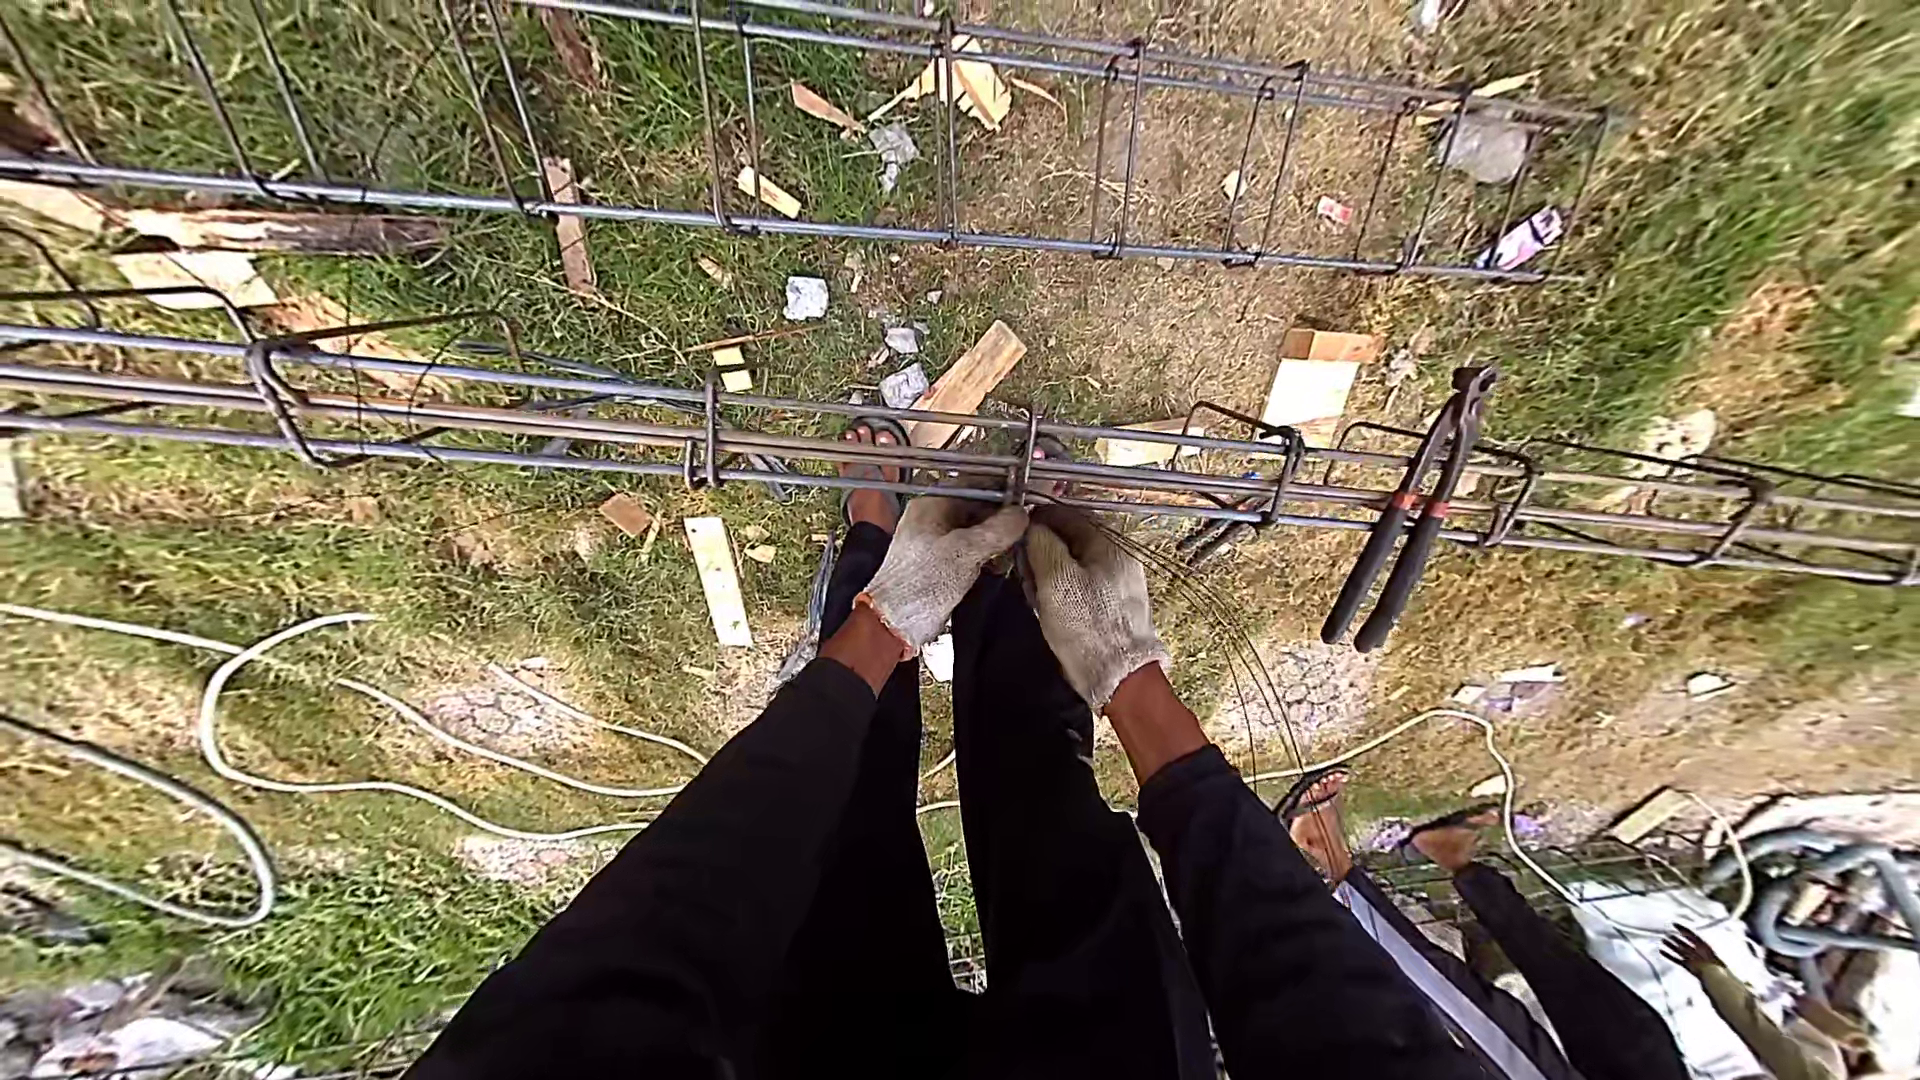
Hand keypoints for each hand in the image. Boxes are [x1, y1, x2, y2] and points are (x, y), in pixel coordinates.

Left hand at [857, 497, 1026, 654]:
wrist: (895, 621)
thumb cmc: (922, 583)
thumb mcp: (967, 551)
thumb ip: (998, 529)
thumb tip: (1021, 514)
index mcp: (932, 504)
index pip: (974, 485)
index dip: (1002, 492)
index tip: (1025, 501)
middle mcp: (932, 517)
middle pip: (976, 508)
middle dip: (1001, 520)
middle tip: (1022, 532)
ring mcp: (934, 540)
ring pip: (975, 530)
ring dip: (995, 540)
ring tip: (1010, 553)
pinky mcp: (939, 562)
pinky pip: (969, 550)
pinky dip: (985, 555)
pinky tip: (998, 566)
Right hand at [1024, 507, 1169, 709]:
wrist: (1119, 677)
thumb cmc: (1086, 625)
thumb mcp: (1056, 579)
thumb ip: (1042, 544)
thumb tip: (1032, 526)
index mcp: (1109, 545)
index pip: (1069, 515)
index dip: (1039, 519)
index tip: (1016, 531)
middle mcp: (1118, 560)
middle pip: (1070, 541)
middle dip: (1042, 551)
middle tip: (1022, 567)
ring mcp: (1117, 584)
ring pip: (1073, 566)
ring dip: (1048, 573)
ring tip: (1032, 592)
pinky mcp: (1112, 607)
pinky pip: (1079, 587)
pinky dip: (1060, 591)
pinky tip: (1047, 607)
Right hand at [1659, 925, 1722, 974]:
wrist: (1718, 982)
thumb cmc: (1713, 965)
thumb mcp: (1705, 951)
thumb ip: (1694, 941)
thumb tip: (1682, 933)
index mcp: (1704, 948)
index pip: (1692, 936)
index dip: (1683, 929)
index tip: (1673, 924)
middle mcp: (1698, 954)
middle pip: (1686, 944)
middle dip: (1677, 939)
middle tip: (1667, 933)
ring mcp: (1694, 961)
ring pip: (1680, 951)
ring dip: (1672, 946)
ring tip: (1663, 940)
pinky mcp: (1689, 967)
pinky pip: (1677, 960)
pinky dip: (1669, 955)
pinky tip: (1661, 951)